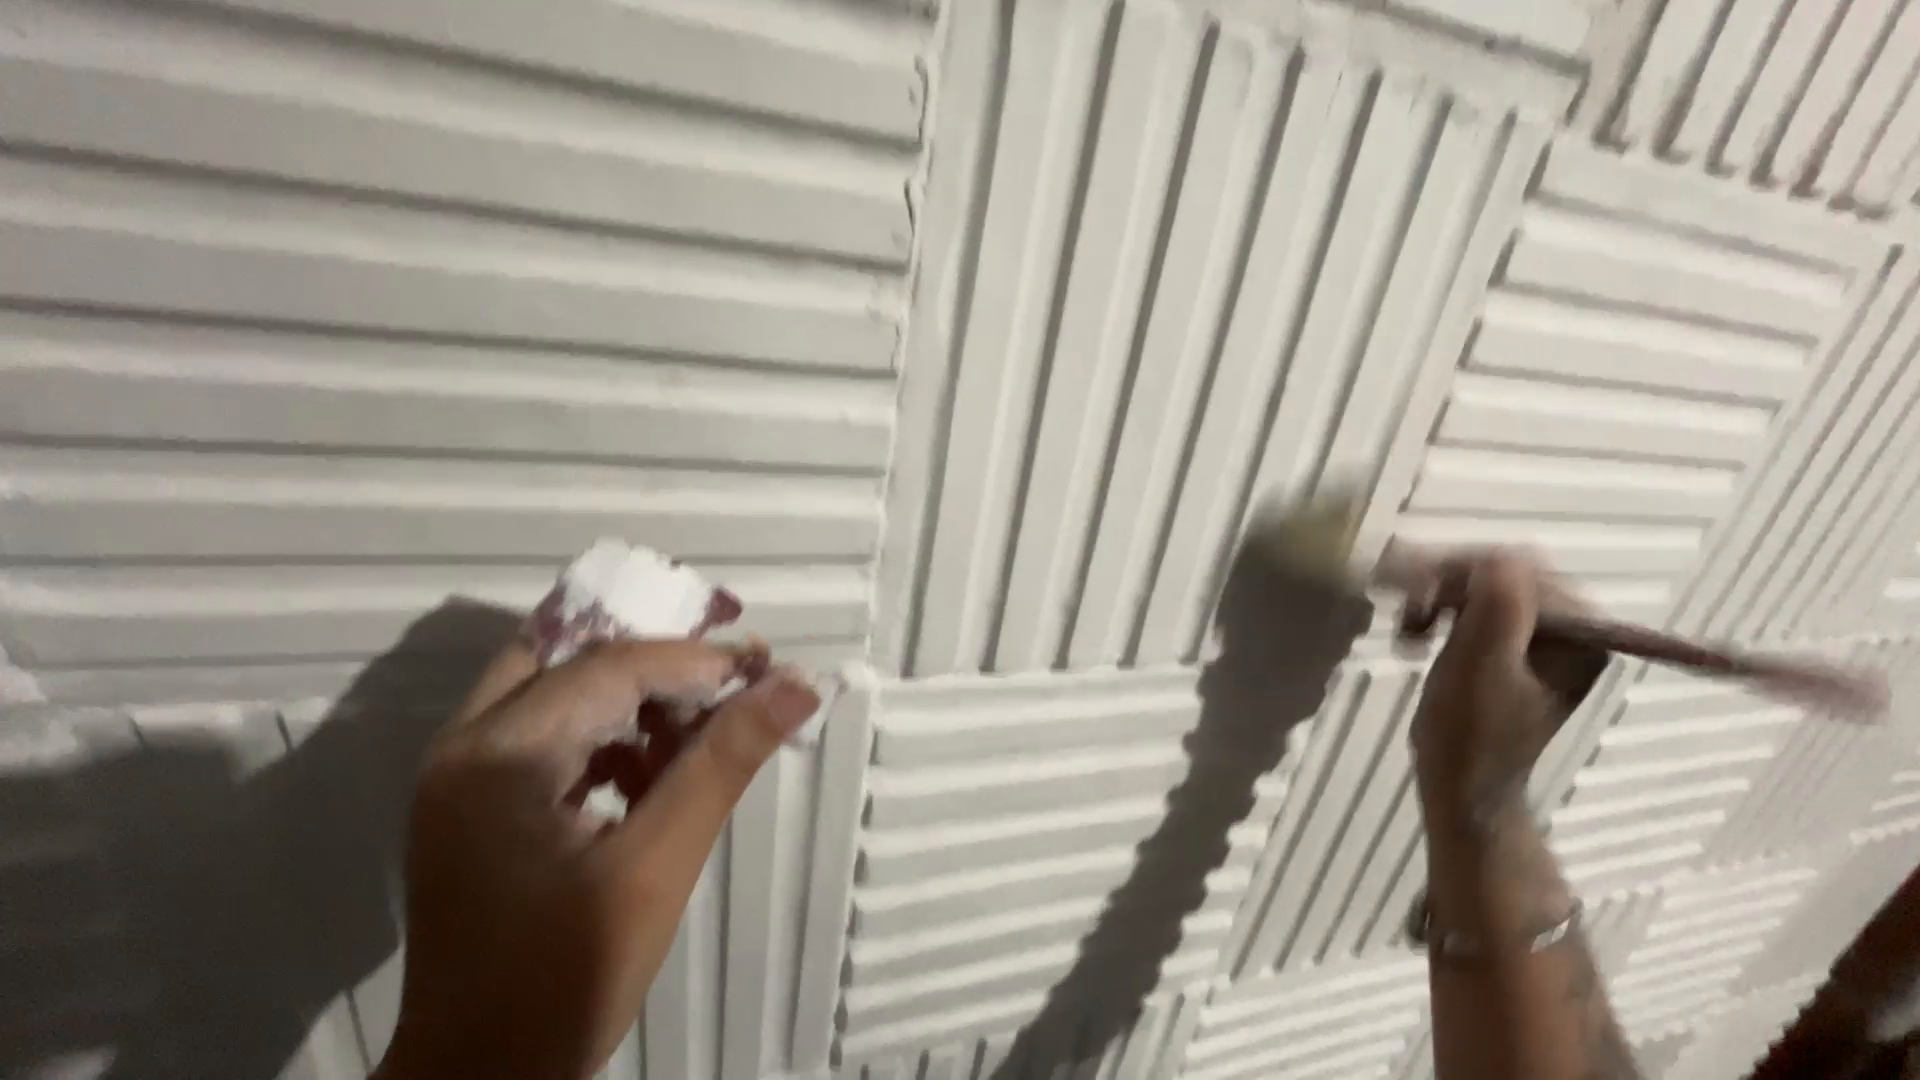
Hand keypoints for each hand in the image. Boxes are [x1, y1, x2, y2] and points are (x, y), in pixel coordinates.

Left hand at [375, 639, 821, 1079]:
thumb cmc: (566, 982)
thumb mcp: (657, 867)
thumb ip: (723, 763)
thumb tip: (796, 685)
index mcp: (498, 758)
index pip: (611, 668)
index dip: (695, 663)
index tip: (765, 671)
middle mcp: (465, 743)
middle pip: (576, 658)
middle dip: (659, 666)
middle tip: (732, 687)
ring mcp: (462, 770)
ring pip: (564, 687)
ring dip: (637, 698)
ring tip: (700, 739)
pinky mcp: (477, 796)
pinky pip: (553, 729)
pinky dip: (611, 732)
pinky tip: (655, 773)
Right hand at [1403, 552, 1608, 812]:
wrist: (1461, 787)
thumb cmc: (1471, 735)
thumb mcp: (1481, 668)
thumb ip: (1498, 609)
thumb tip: (1495, 555)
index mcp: (1581, 633)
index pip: (1520, 569)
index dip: (1462, 571)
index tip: (1414, 591)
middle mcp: (1571, 629)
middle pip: (1499, 574)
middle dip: (1445, 584)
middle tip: (1405, 610)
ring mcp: (1540, 639)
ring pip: (1480, 587)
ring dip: (1435, 598)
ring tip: (1407, 627)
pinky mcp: (1509, 649)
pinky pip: (1472, 607)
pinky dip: (1438, 613)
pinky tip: (1416, 633)